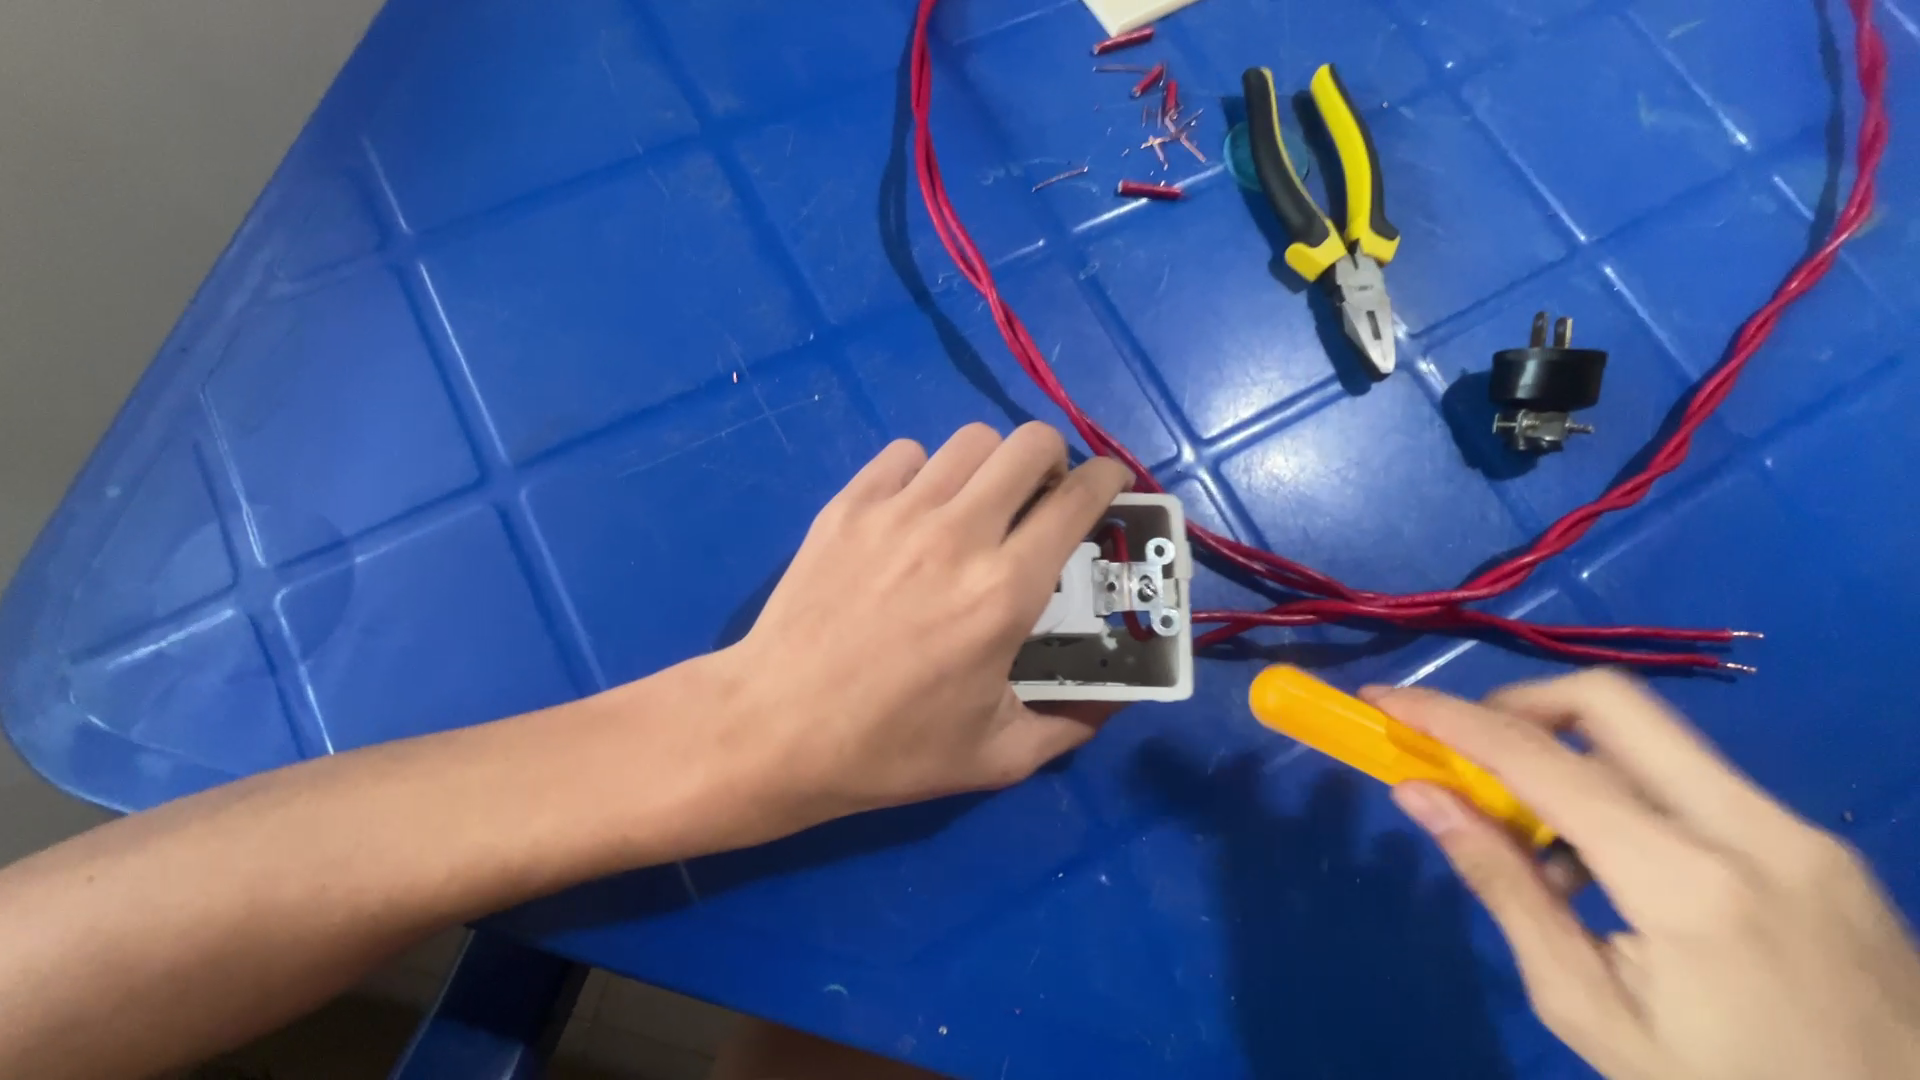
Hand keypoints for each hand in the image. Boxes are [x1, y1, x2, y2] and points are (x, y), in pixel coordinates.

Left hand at [715, 422, 1131, 829]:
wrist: (774, 728)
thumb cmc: (888, 749)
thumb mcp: (997, 756)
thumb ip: (1074, 723)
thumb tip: (1119, 698)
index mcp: (1005, 590)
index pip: (1078, 498)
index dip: (1110, 480)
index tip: (1113, 488)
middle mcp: (957, 534)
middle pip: (1029, 443)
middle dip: (1055, 459)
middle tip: (1046, 497)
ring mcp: (896, 512)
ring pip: (969, 440)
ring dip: (993, 464)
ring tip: (982, 504)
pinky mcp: (847, 506)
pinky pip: (904, 454)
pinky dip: (926, 472)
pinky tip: (916, 512)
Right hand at [1372, 671, 1919, 1079]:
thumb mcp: (1587, 1009)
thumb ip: (1502, 886)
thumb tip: (1419, 794)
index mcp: (1688, 881)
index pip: (1539, 758)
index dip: (1447, 716)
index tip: (1386, 699)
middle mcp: (1753, 829)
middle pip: (1609, 701)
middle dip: (1514, 705)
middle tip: (1464, 750)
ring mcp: (1799, 832)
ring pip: (1652, 736)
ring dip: (1567, 753)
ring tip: (1536, 836)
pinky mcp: (1819, 846)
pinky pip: (1692, 780)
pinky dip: (1621, 789)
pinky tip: (1608, 865)